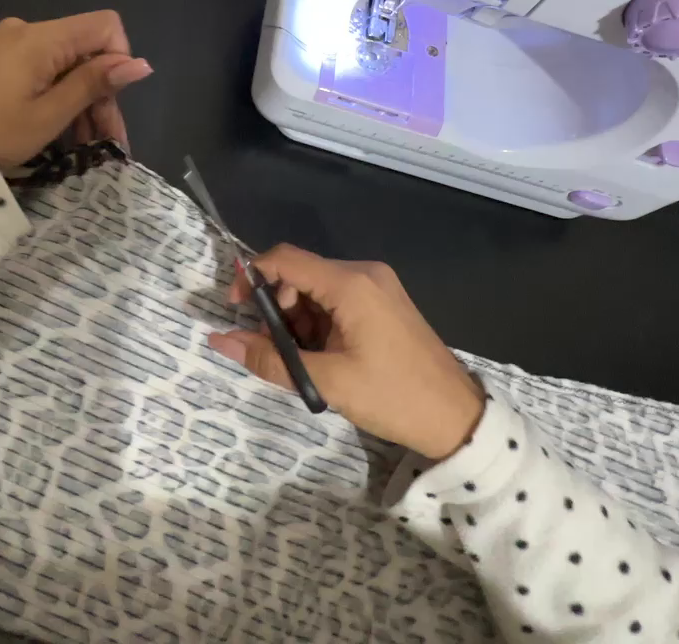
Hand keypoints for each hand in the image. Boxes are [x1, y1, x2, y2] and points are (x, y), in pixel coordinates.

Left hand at [0, 12, 153, 168]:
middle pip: (86, 51)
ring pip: (67, 65)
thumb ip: (95, 84)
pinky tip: (65, 133)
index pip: (105, 26)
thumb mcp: (50, 114)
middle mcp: (29, 31)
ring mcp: (12, 44)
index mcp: (43, 38)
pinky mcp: (1, 61)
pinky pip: (45, 71)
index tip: (112, 102)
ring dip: (83, 102)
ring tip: (90, 148)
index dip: (119, 60)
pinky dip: (59, 97)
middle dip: (103, 94)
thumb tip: (141, 64)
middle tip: (110, 143)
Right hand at [208, 245, 484, 459]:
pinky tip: (322, 354)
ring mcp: (376, 285)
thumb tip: (220, 341)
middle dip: (276, 307)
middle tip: (274, 348)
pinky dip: (318, 321)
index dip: (252, 277)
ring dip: (296, 318)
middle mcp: (363, 273)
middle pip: (299, 273)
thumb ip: (271, 359)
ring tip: (303, 359)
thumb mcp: (327, 382)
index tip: (236, 309)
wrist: (458, 418)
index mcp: (351, 283)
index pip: (285, 259)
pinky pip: (335, 298)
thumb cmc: (393, 397)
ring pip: (315, 288)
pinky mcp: (382, 301)